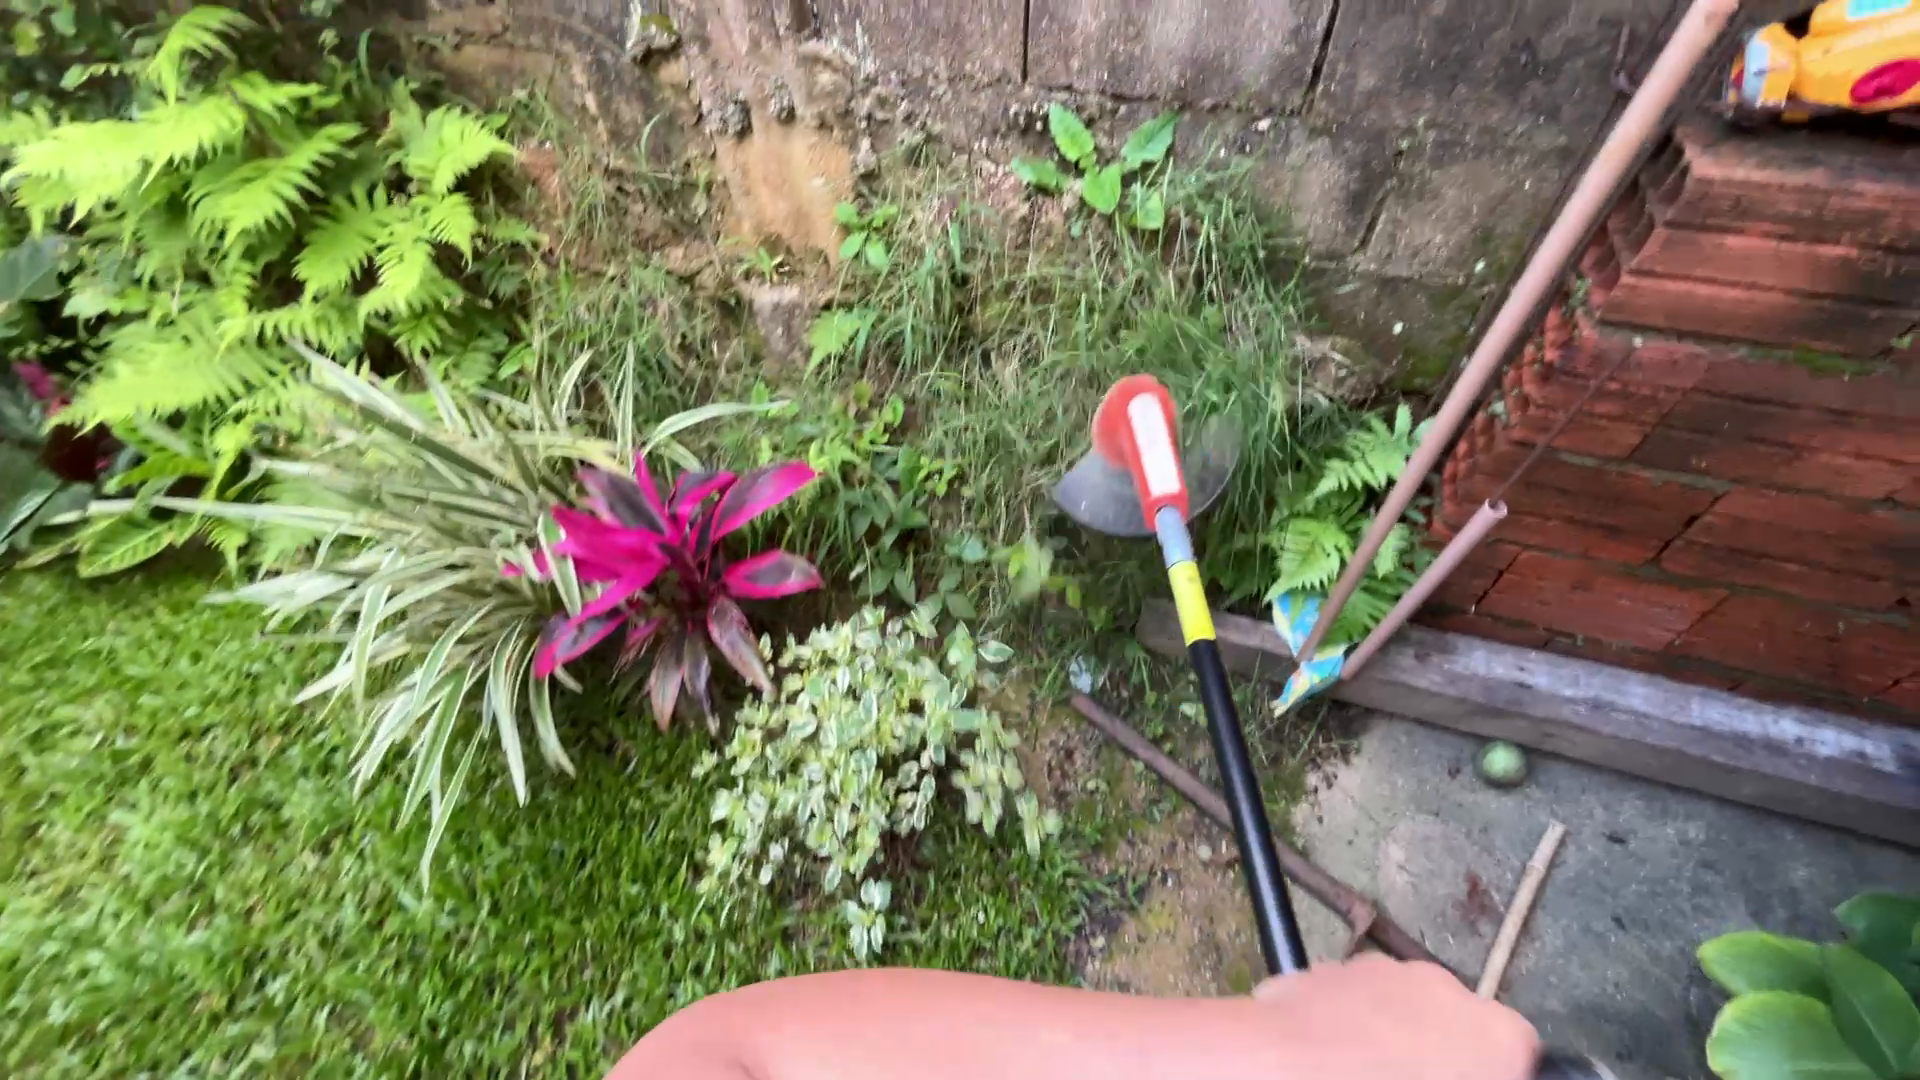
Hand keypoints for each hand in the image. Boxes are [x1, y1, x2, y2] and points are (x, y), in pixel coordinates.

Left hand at [1251, 953, 1539, 1079]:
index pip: (1519, 1048)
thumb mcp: (1470, 1078)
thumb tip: (1454, 1064)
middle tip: (1417, 1076)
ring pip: (1399, 1006)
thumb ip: (1472, 1067)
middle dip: (1442, 1051)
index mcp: (1497, 1033)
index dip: (1495, 1070)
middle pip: (1455, 1021)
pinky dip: (1348, 1019)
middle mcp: (1442, 985)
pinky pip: (1352, 997)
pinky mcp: (1329, 965)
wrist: (1291, 1068)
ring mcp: (1381, 968)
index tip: (1473, 1079)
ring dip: (1392, 1033)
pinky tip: (1331, 1055)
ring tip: (1367, 1070)